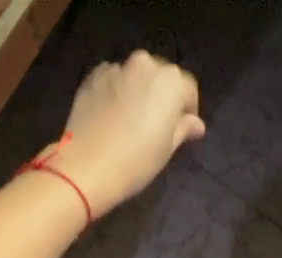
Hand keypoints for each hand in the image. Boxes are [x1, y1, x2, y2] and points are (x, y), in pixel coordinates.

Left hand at [50, 51, 204, 214]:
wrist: (85, 167)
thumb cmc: (134, 162)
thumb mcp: (166, 150)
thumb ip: (183, 129)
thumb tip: (196, 124)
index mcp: (170, 81)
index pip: (187, 88)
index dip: (187, 108)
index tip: (182, 127)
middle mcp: (145, 65)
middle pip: (160, 76)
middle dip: (161, 95)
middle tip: (155, 122)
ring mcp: (116, 68)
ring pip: (135, 76)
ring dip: (137, 91)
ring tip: (130, 119)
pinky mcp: (92, 77)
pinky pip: (112, 80)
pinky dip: (115, 91)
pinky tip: (110, 115)